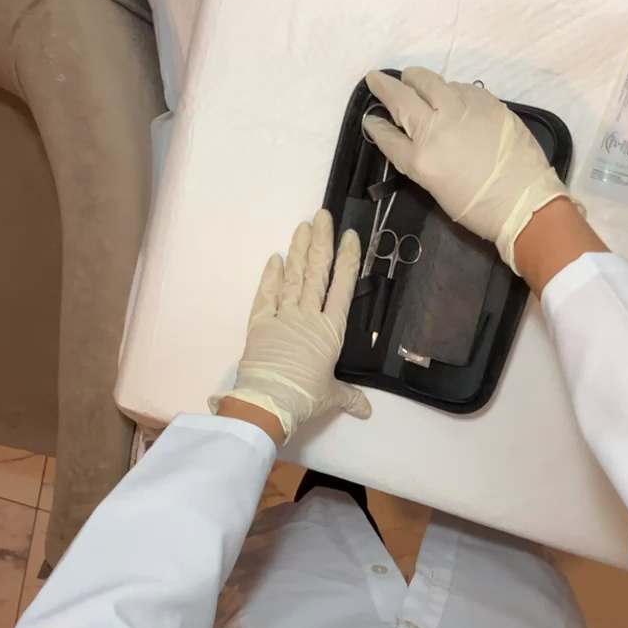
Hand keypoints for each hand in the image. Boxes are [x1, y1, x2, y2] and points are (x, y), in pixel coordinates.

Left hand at [210, 210, 371, 442]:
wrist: (269, 401)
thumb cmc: (305, 397)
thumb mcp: (331, 397)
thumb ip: (350, 398)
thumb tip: (367, 411)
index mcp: (330, 330)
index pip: (342, 287)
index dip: (348, 260)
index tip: (350, 236)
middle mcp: (307, 316)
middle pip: (316, 273)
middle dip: (321, 242)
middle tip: (322, 215)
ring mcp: (282, 316)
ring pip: (293, 277)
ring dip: (299, 250)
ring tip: (303, 226)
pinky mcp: (260, 323)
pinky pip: (266, 294)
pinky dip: (271, 276)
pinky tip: (276, 258)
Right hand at [361, 67, 569, 267]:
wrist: (523, 201)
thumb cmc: (478, 209)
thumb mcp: (437, 190)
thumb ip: (420, 160)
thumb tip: (416, 139)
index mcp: (421, 160)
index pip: (387, 137)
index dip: (376, 126)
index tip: (370, 117)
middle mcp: (435, 127)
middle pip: (402, 97)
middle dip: (386, 86)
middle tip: (378, 79)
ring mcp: (461, 108)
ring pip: (430, 81)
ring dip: (418, 81)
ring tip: (415, 82)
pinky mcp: (485, 100)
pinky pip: (459, 86)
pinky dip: (448, 89)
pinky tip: (451, 96)